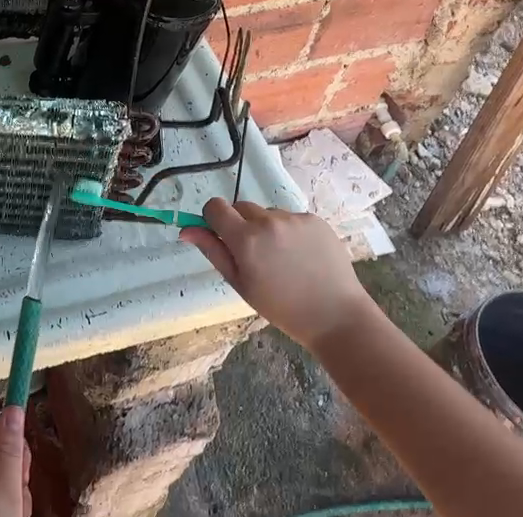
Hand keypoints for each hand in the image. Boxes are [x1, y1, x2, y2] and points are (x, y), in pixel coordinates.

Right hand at [180, 198, 373, 347]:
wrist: (335, 316)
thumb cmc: (282, 307)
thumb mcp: (241, 284)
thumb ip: (213, 252)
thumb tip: (187, 230)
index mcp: (245, 240)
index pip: (215, 207)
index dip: (213, 218)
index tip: (222, 235)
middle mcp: (268, 221)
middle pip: (241, 207)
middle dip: (241, 225)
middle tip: (256, 255)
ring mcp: (294, 218)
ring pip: (268, 214)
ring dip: (267, 229)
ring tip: (284, 259)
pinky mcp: (315, 219)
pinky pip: (291, 218)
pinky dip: (291, 232)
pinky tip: (302, 256)